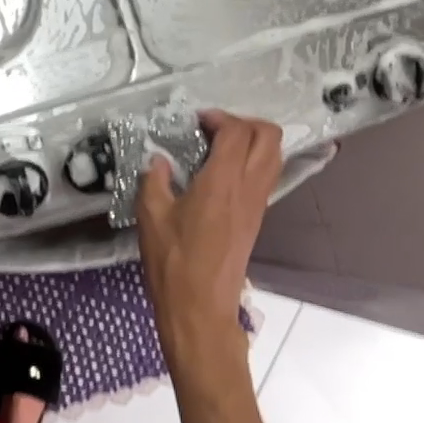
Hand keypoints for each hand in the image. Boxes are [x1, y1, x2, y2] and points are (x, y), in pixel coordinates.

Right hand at [136, 110, 282, 374]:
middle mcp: (248, 187)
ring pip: (273, 155)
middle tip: (213, 128)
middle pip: (269, 136)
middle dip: (245, 122)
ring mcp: (257, 203)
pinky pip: (265, 175)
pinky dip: (250, 161)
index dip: (219, 117)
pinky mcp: (256, 218)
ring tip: (218, 147)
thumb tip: (158, 161)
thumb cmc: (172, 261)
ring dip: (252, 141)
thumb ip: (154, 180)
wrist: (199, 305)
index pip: (237, 132)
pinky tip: (219, 173)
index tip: (196, 120)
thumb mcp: (150, 215)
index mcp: (222, 182)